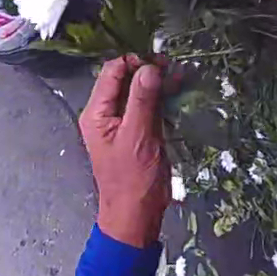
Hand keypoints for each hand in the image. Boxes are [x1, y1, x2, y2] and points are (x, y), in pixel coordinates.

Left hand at [79, 56, 170, 247]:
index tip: (158, 63)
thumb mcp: (137, 137)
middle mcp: (108, 113)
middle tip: (172, 68)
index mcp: (97, 113)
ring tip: (180, 75)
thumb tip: (150, 68)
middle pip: (126, 79)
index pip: (111, 73)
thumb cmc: (132, 178)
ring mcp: (125, 121)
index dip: (133, 62)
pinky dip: (163, 96)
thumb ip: (142, 100)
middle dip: (148, 70)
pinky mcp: (141, 129)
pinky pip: (150, 105)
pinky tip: (179, 89)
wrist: (138, 213)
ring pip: (141, 91)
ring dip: (159, 82)